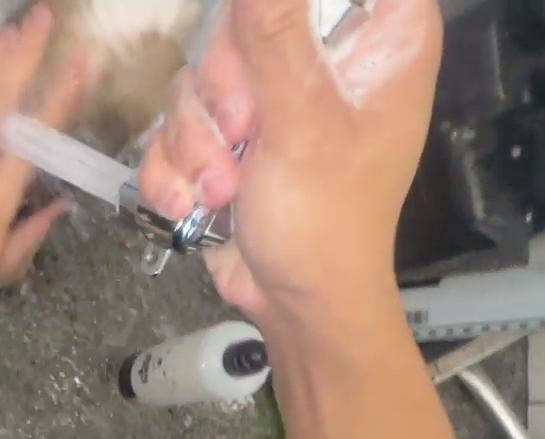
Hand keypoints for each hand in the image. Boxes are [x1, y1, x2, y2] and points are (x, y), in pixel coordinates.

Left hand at [0, 5, 89, 321]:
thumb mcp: (7, 261)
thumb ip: (36, 229)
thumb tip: (62, 204)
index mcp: (1, 190)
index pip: (39, 130)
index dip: (62, 93)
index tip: (81, 61)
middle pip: (1, 96)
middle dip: (25, 53)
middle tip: (42, 19)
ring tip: (10, 34)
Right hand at [137, 0, 441, 323]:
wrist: (291, 302)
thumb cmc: (324, 221)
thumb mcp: (303, 125)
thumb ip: (275, 37)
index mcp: (373, 35)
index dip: (276, 10)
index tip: (258, 74)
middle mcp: (315, 59)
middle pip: (238, 26)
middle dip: (222, 94)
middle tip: (242, 135)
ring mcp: (263, 105)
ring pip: (194, 86)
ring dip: (193, 147)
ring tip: (222, 191)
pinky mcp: (220, 146)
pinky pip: (172, 135)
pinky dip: (173, 174)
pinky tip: (193, 205)